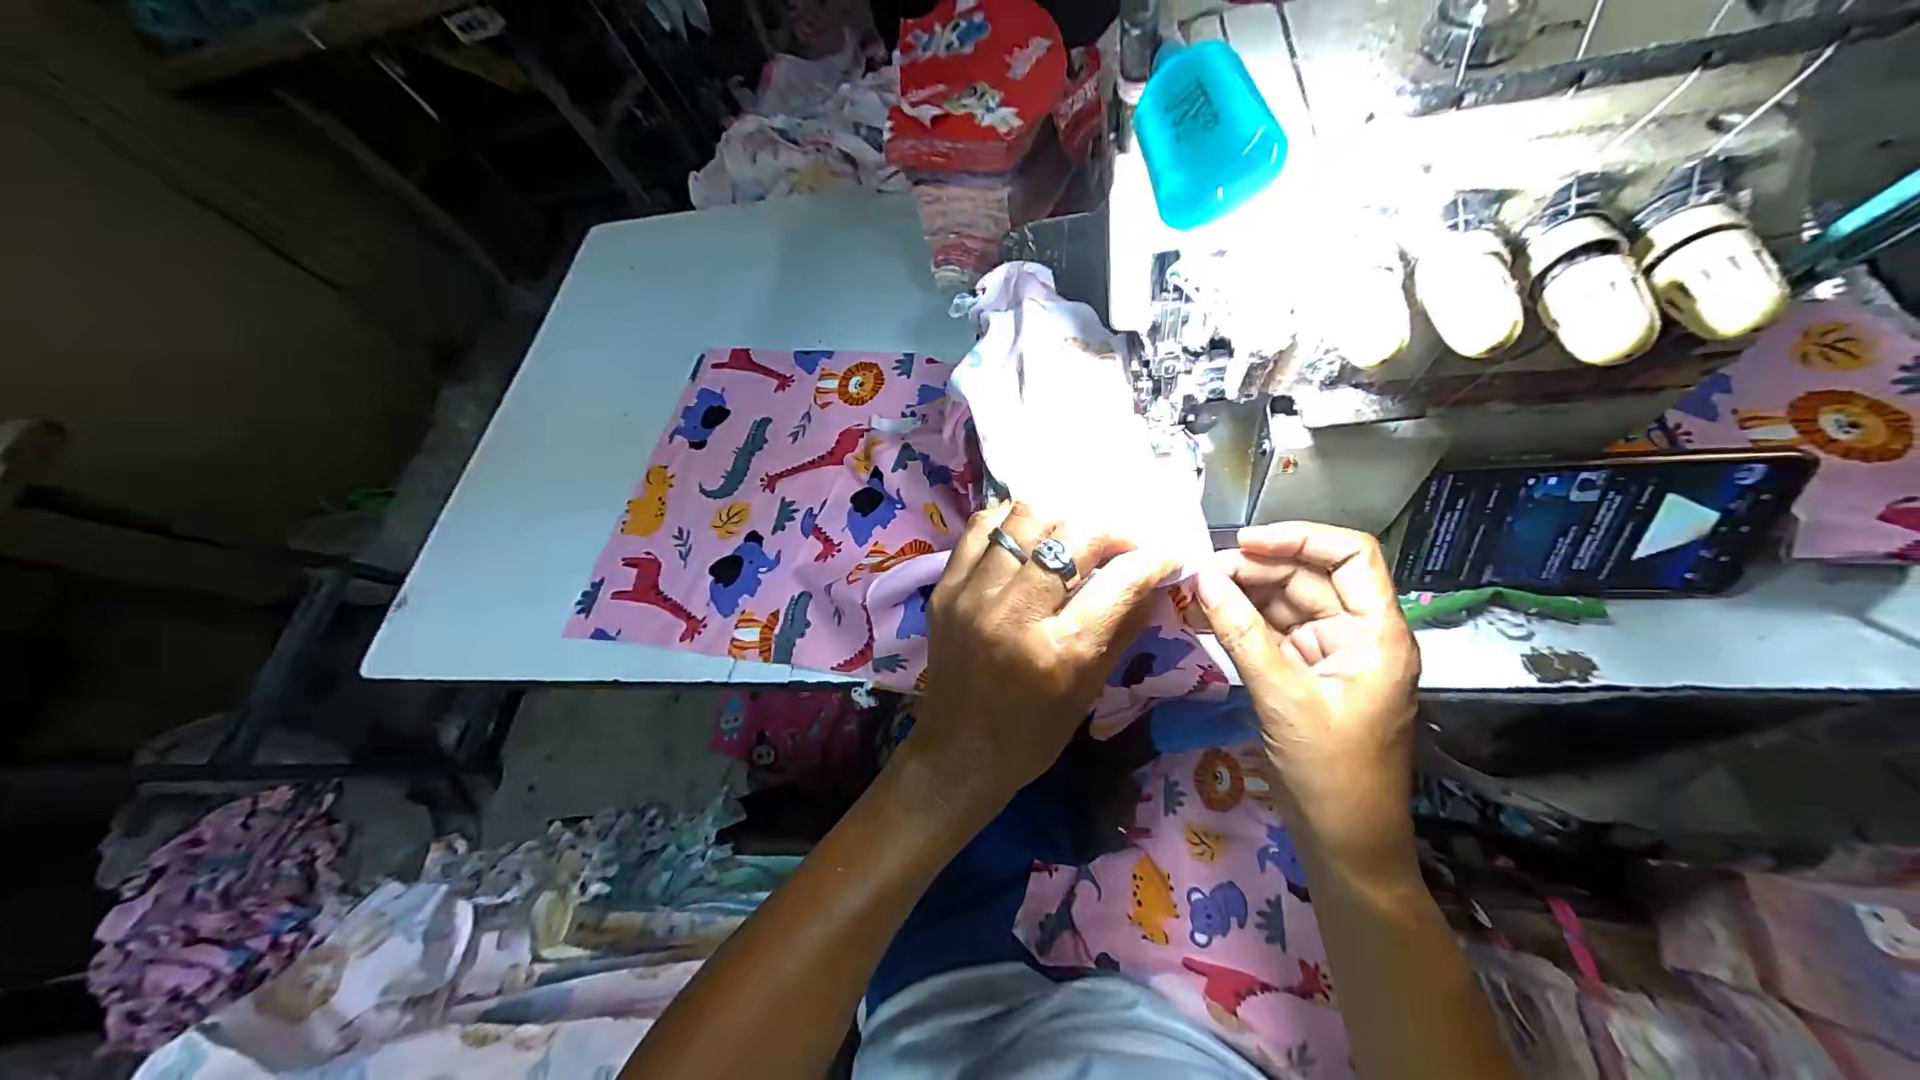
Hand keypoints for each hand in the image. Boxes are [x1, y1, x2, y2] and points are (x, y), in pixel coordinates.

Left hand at [898, 501, 1175, 830]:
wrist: (959, 751)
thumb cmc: (1033, 732)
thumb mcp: (1090, 688)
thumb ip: (1124, 626)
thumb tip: (1154, 577)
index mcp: (1058, 651)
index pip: (1119, 580)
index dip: (1154, 559)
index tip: (1166, 555)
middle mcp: (1013, 613)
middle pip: (1074, 536)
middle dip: (1113, 530)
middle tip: (1123, 543)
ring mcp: (973, 594)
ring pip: (1026, 518)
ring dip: (1063, 518)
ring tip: (1075, 534)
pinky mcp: (946, 587)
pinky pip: (982, 526)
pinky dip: (1012, 520)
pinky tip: (1030, 533)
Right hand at [1193, 522, 1419, 859]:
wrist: (1343, 843)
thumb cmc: (1331, 773)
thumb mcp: (1284, 698)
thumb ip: (1241, 635)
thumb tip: (1203, 580)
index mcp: (1377, 633)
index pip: (1351, 557)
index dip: (1300, 538)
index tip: (1244, 543)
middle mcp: (1357, 635)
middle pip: (1308, 578)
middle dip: (1255, 570)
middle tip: (1201, 575)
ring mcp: (1328, 655)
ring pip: (1284, 604)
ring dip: (1241, 595)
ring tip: (1195, 592)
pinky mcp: (1303, 675)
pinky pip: (1270, 635)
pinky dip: (1239, 624)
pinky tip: (1205, 617)